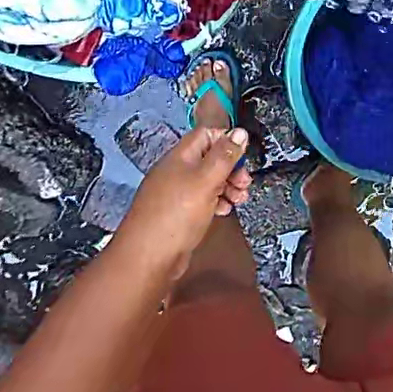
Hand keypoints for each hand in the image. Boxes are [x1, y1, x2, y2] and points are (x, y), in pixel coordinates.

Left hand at [119, 127, 249, 261]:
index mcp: (181, 157)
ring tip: (239, 199)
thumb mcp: (206, 180)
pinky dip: (217, 201)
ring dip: (228, 185)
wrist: (148, 258)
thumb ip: (225, 155)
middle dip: (232, 167)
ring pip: (210, 180)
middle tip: (244, 182)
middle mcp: (177, 171)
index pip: (207, 134)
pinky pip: (203, 199)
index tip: (243, 155)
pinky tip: (223, 210)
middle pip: (211, 158)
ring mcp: (177, 193)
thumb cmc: (176, 216)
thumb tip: (240, 133)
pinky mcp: (179, 212)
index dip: (227, 140)